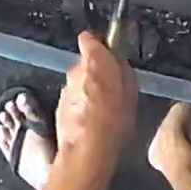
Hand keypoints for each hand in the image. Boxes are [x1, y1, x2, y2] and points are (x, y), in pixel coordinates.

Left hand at [49, 32, 138, 189]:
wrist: (87, 151)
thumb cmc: (113, 120)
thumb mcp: (132, 91)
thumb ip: (123, 70)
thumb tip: (118, 62)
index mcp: (95, 62)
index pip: (89, 38)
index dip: (98, 43)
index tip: (108, 50)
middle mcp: (76, 71)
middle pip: (85, 62)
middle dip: (96, 70)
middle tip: (112, 85)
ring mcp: (65, 89)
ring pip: (79, 81)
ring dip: (88, 89)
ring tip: (103, 106)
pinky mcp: (58, 107)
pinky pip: (73, 98)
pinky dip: (81, 104)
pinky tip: (92, 119)